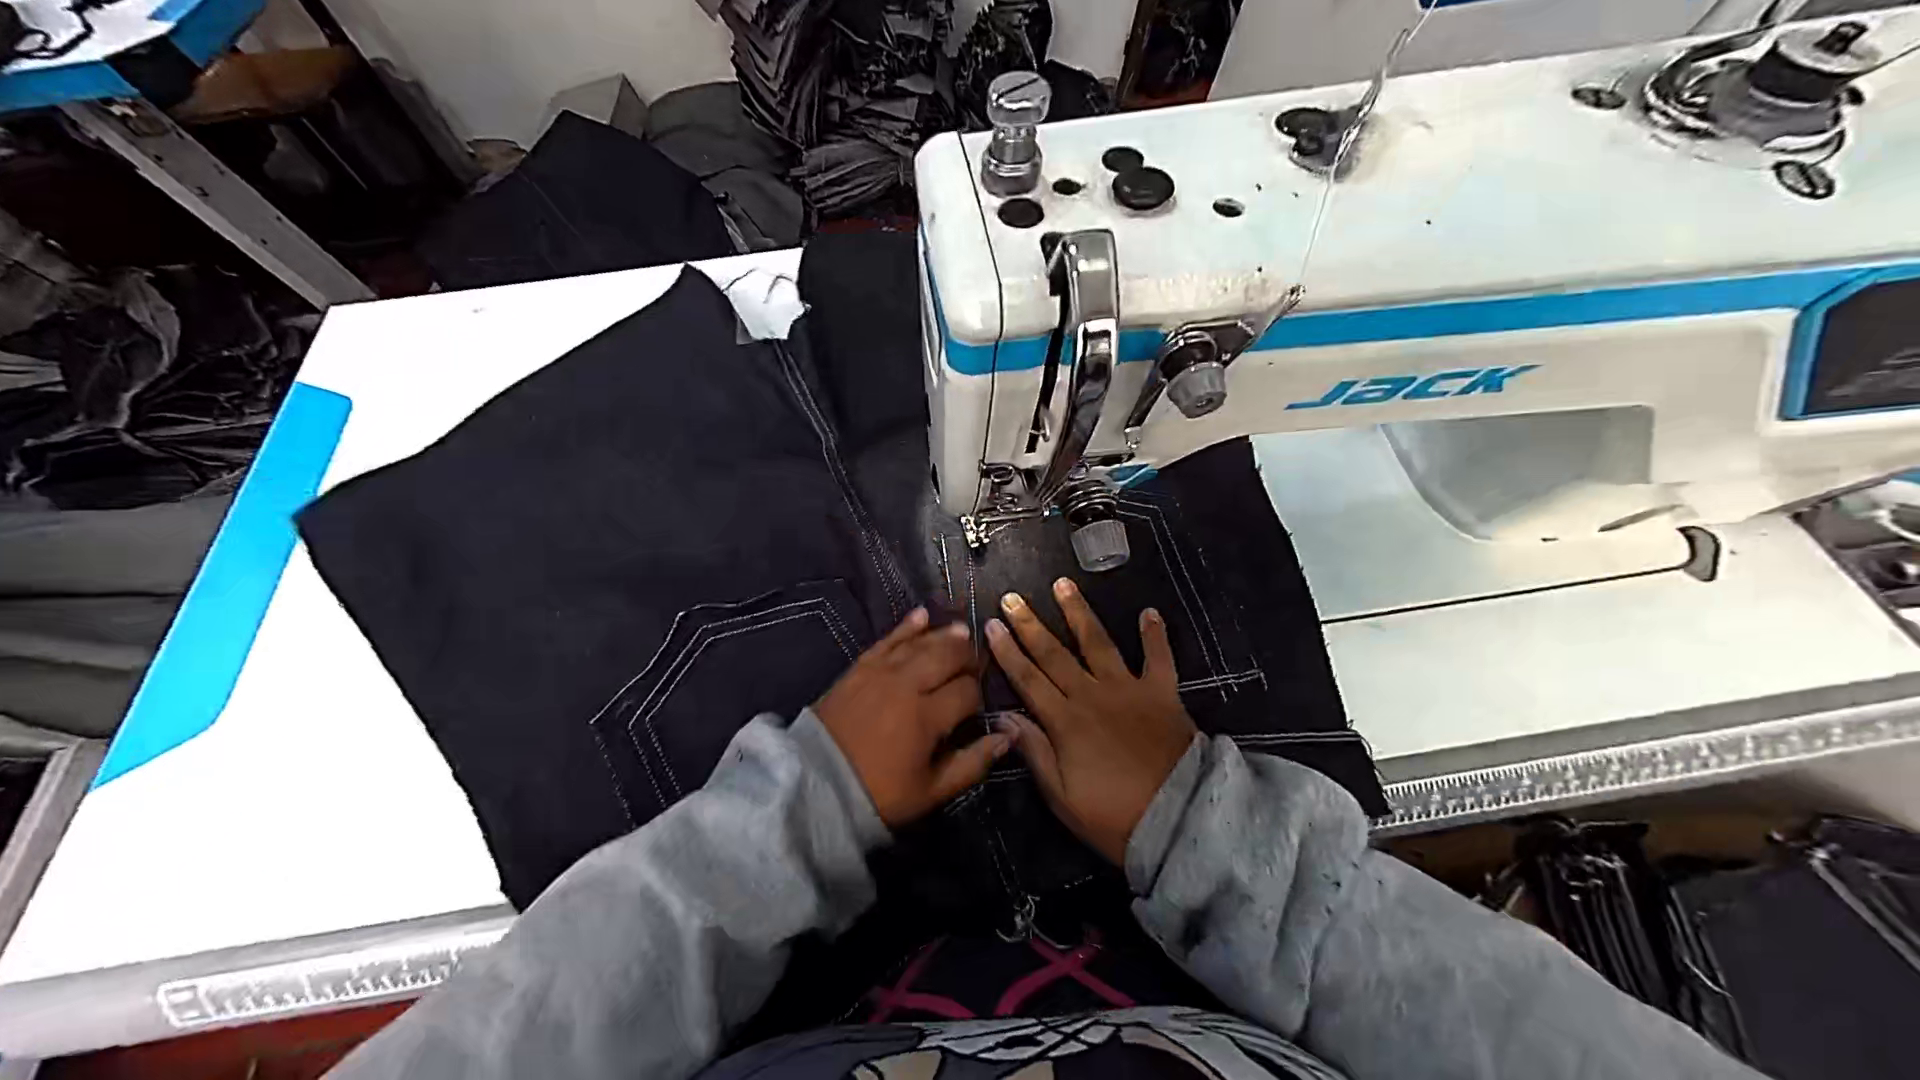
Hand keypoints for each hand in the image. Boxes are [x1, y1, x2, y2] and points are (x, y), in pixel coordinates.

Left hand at [814, 608, 1011, 826]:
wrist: (814, 785)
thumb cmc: (878, 793)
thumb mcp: (931, 791)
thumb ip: (972, 763)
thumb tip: (1007, 737)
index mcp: (927, 717)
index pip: (967, 691)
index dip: (978, 694)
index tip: (978, 704)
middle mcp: (907, 685)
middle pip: (947, 656)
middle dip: (967, 657)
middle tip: (976, 661)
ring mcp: (881, 672)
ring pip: (921, 644)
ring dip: (944, 635)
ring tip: (962, 631)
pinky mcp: (859, 668)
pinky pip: (888, 640)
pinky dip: (906, 626)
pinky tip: (921, 615)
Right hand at [985, 579, 1197, 864]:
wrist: (1182, 820)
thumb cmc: (1115, 816)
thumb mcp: (1062, 796)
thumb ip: (1034, 752)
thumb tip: (1003, 717)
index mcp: (1065, 721)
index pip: (1028, 679)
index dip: (1007, 651)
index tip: (991, 625)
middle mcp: (1092, 695)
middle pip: (1055, 654)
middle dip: (1030, 624)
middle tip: (1013, 597)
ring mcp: (1129, 690)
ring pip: (1098, 643)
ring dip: (1079, 613)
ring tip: (1064, 584)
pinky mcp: (1163, 693)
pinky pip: (1160, 658)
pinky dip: (1155, 635)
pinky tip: (1150, 612)